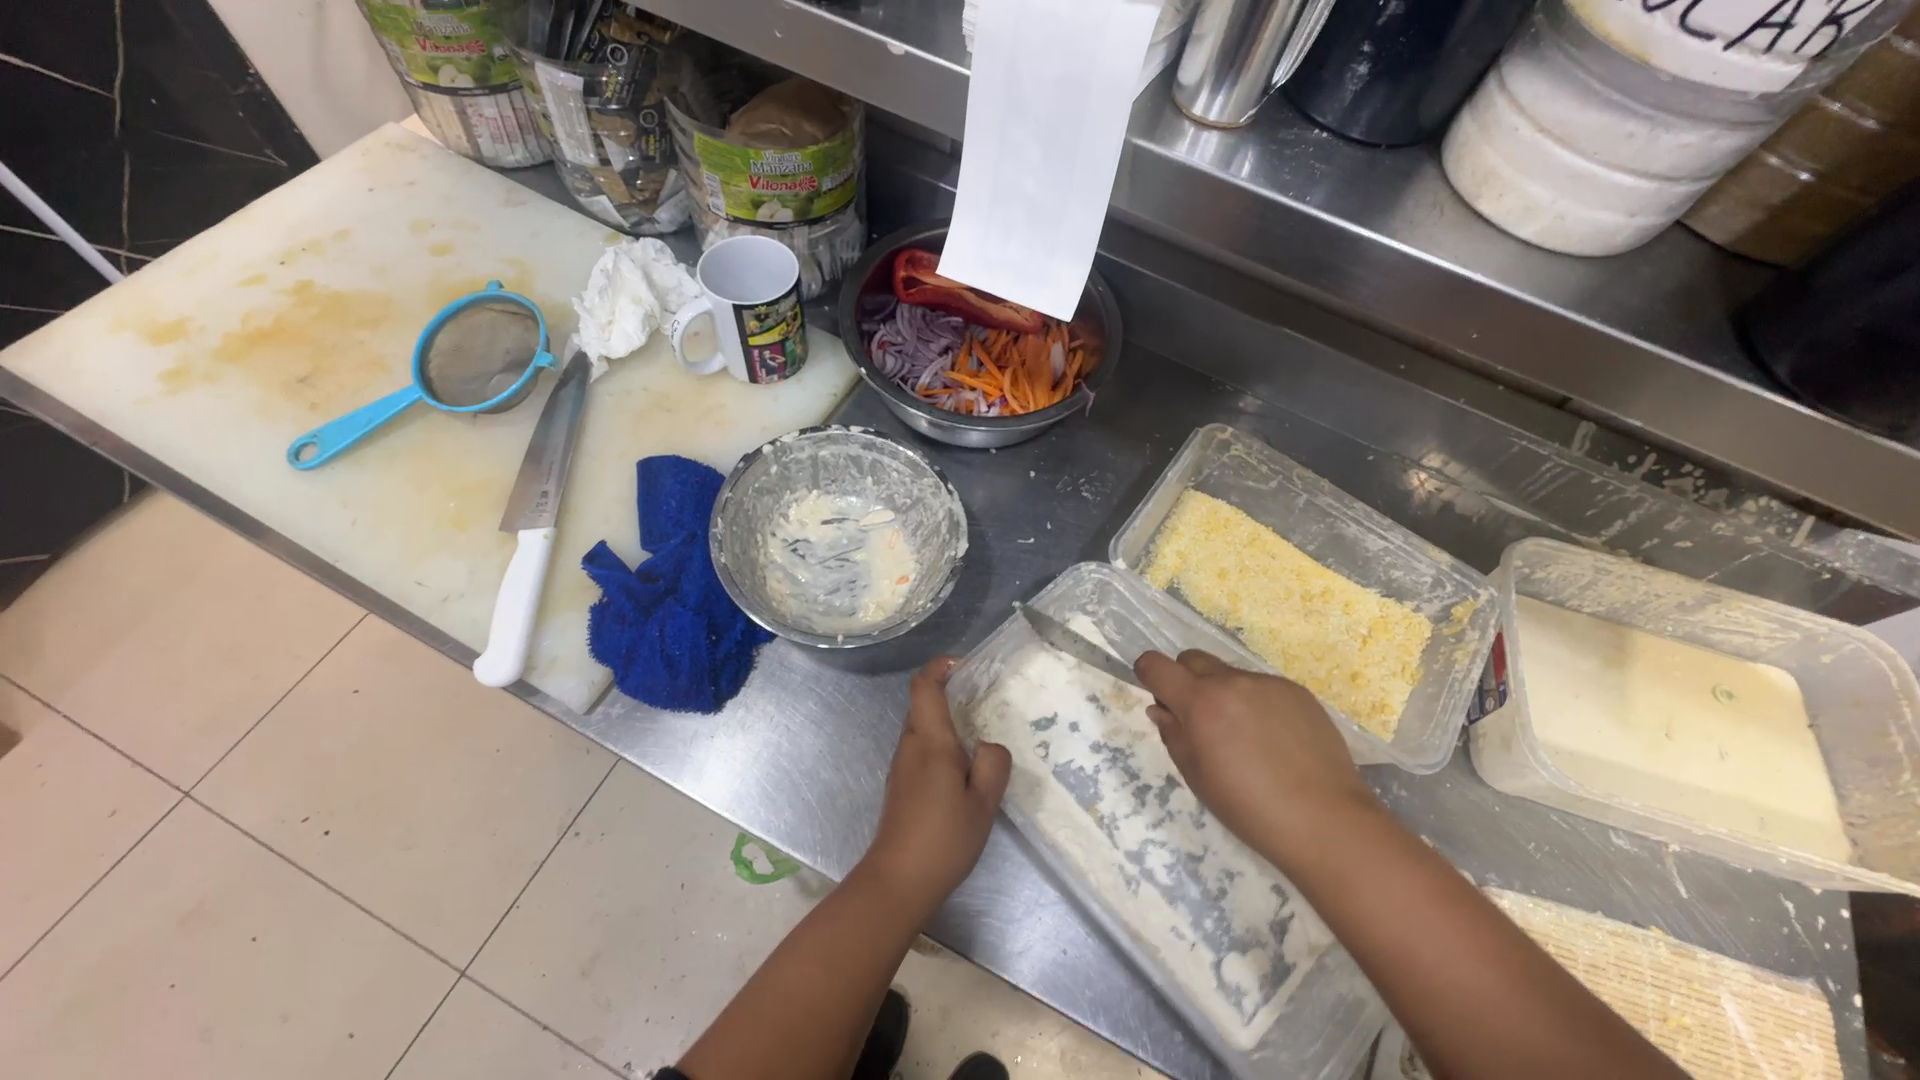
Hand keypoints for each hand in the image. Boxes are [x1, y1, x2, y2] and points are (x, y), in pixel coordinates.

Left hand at [857, 657, 1011, 915]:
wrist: (898, 881)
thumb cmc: (943, 838)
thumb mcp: (984, 802)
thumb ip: (993, 764)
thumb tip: (988, 745)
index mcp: (930, 741)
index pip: (924, 686)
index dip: (941, 666)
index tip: (967, 665)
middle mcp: (909, 746)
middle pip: (923, 704)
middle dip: (951, 693)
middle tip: (986, 700)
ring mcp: (901, 767)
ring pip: (922, 729)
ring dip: (947, 722)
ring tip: (981, 735)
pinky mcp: (900, 786)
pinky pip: (921, 750)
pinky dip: (941, 745)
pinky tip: (964, 769)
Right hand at [1134, 650, 1377, 866]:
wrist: (1324, 819)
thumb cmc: (1249, 807)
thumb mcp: (1196, 776)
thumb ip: (1173, 734)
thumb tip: (1162, 709)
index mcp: (1201, 703)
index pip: (1157, 665)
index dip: (1148, 675)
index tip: (1157, 695)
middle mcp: (1233, 682)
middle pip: (1192, 660)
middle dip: (1185, 681)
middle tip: (1198, 720)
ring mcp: (1270, 684)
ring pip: (1231, 675)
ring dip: (1224, 695)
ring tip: (1244, 739)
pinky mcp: (1299, 693)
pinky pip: (1263, 688)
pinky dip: (1256, 704)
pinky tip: (1274, 741)